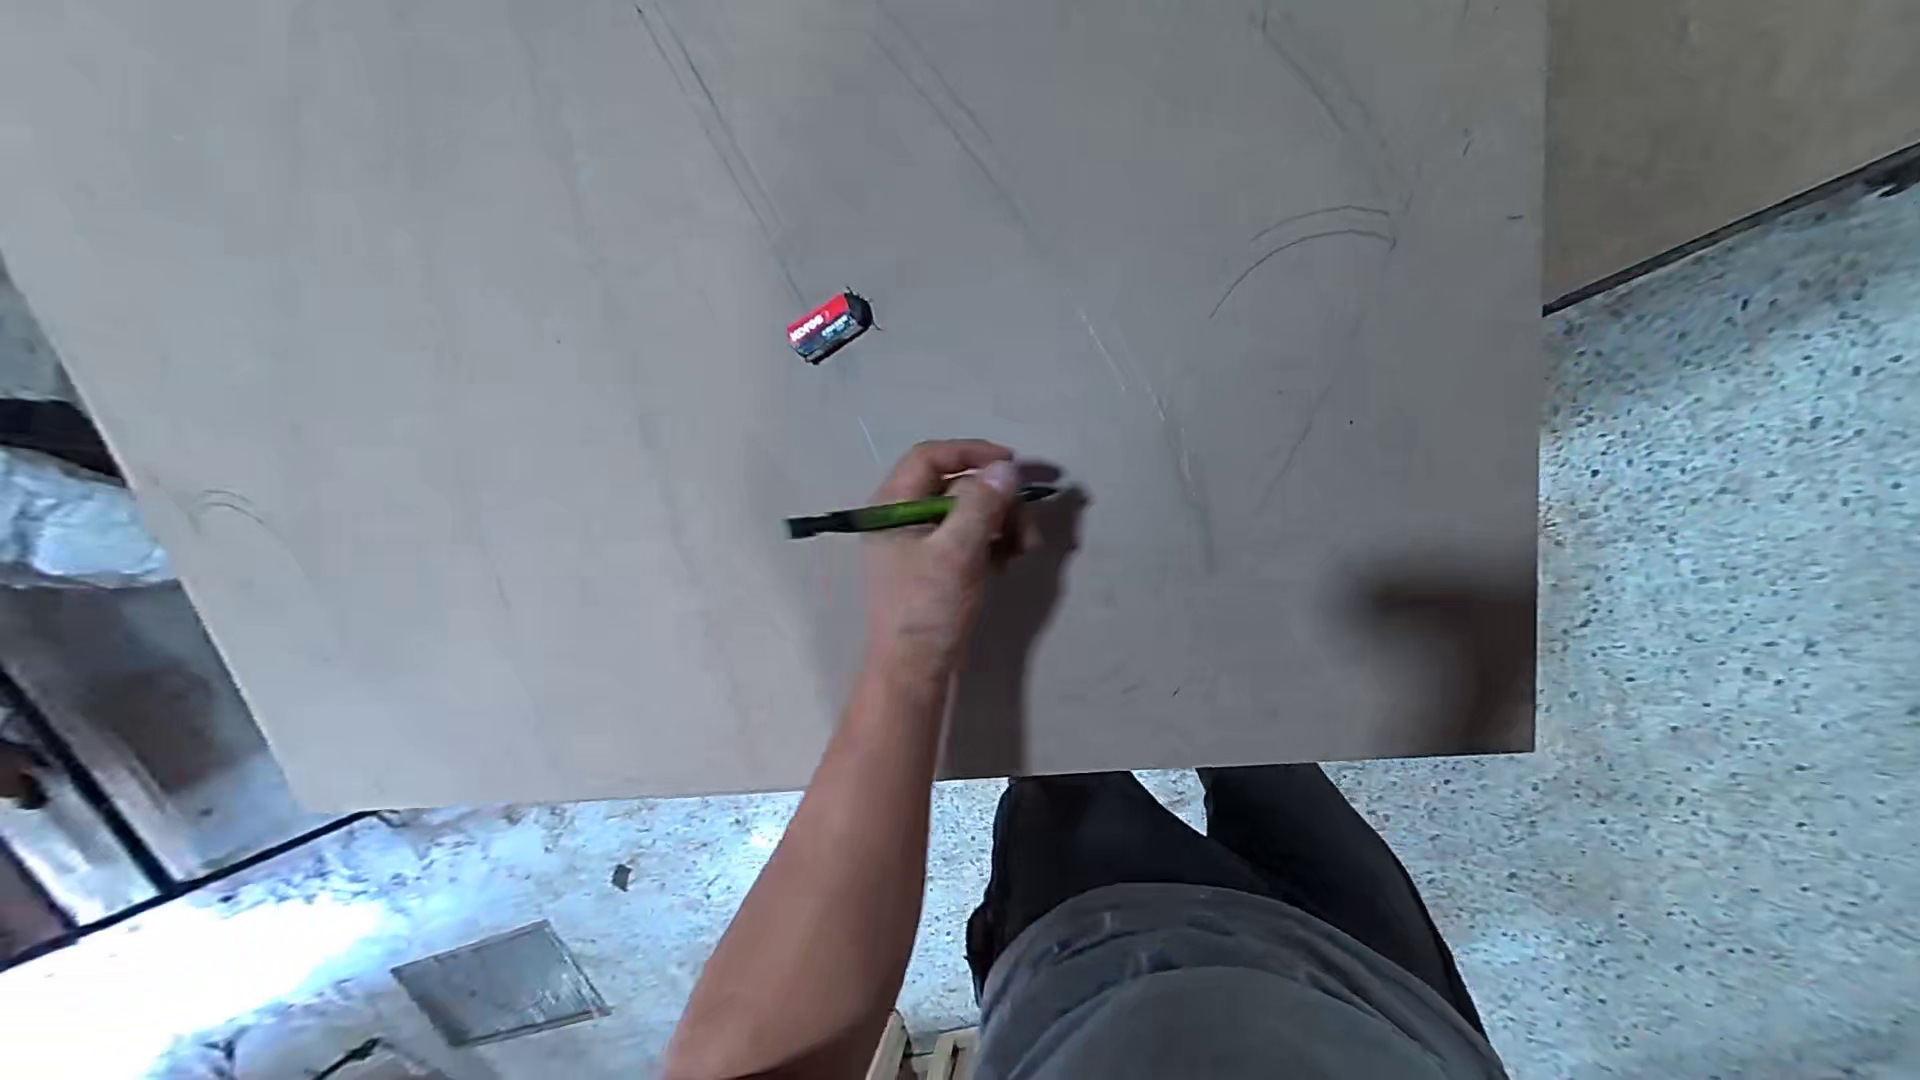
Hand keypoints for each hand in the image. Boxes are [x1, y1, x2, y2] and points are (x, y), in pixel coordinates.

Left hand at [861, 439, 1032, 685]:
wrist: (915, 672)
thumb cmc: (927, 609)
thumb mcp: (957, 552)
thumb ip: (981, 504)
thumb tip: (1005, 469)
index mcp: (891, 507)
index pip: (930, 458)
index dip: (971, 452)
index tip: (1011, 464)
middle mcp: (903, 519)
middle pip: (956, 486)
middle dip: (996, 500)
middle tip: (1026, 524)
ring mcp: (920, 545)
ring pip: (968, 514)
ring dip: (1001, 523)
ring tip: (1023, 548)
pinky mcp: (936, 567)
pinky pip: (969, 539)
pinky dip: (992, 543)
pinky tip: (1009, 560)